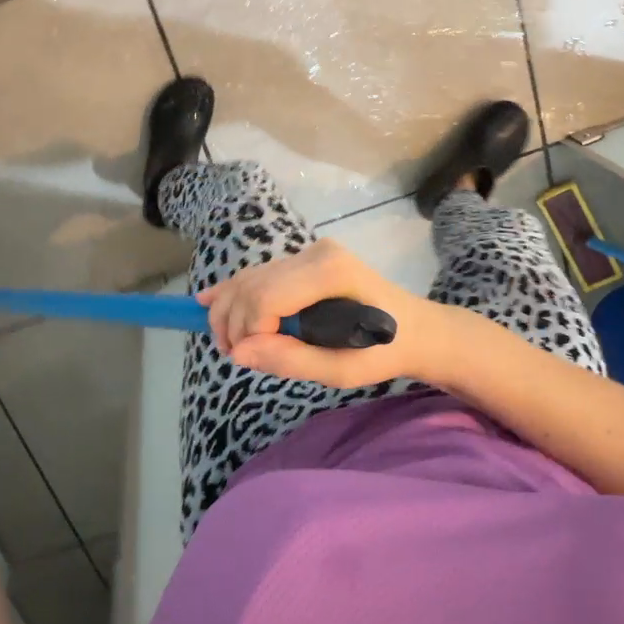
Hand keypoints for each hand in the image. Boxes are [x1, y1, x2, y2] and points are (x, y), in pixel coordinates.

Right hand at [196, 240, 452, 388]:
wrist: (417, 329)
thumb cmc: (385, 352)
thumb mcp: (342, 371)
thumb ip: (290, 360)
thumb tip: (239, 353)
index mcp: (330, 274)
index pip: (267, 298)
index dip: (247, 329)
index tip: (246, 357)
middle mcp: (317, 253)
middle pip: (253, 285)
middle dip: (233, 321)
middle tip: (232, 355)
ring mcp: (311, 252)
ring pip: (251, 278)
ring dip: (230, 309)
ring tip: (226, 342)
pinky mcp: (305, 260)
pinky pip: (261, 275)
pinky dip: (235, 291)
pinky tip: (206, 301)